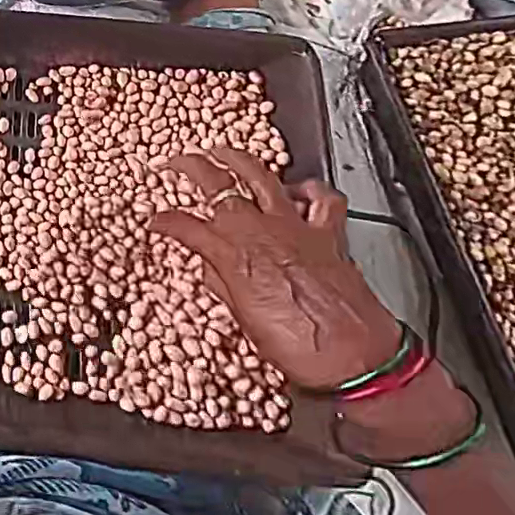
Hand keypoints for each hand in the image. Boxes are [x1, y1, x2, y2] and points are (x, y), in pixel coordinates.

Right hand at [150, 148, 402, 390]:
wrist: (359, 362)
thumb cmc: (299, 348)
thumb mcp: (244, 320)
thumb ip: (222, 284)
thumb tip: (209, 266)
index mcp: (232, 255)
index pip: (185, 226)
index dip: (165, 221)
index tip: (156, 222)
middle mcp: (259, 233)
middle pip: (217, 186)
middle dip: (191, 167)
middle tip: (177, 161)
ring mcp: (295, 228)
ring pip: (262, 177)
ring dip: (239, 159)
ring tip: (224, 151)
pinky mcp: (329, 235)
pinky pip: (322, 199)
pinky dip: (309, 189)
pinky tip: (298, 189)